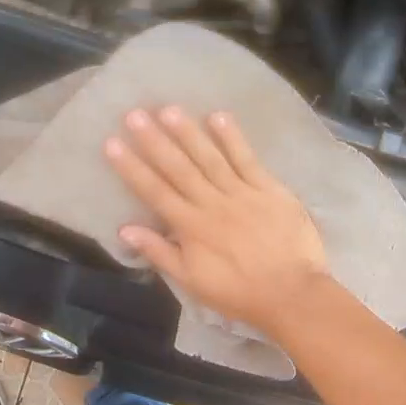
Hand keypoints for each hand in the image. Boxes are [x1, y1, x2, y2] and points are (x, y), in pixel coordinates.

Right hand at [105, 106, 331, 338]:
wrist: (293, 295)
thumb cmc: (239, 293)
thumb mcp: (192, 282)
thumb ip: (159, 252)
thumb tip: (124, 229)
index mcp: (191, 227)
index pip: (154, 191)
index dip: (132, 167)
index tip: (112, 143)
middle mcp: (212, 203)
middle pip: (178, 168)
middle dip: (154, 141)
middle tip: (134, 115)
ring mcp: (241, 193)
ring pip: (209, 158)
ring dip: (188, 133)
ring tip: (168, 109)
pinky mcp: (269, 189)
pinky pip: (247, 159)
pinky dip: (232, 138)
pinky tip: (218, 116)